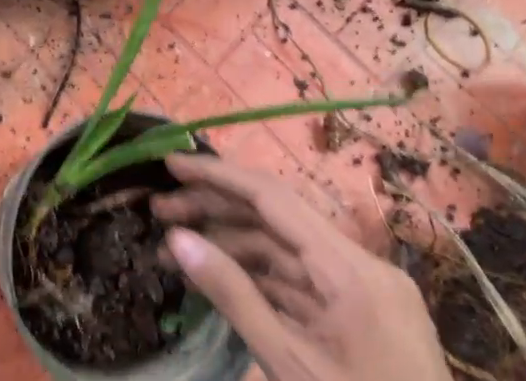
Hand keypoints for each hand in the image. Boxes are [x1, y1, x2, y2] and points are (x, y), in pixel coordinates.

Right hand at [151, 155, 451, 380]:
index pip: (275, 198)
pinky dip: (259, 277)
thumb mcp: (288, 363)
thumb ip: (232, 295)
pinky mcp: (364, 318)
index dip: (218, 175)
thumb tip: (177, 239)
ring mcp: (367, 293)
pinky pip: (303, 283)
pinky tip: (218, 279)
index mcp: (353, 271)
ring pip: (288, 251)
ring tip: (175, 252)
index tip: (170, 165)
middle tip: (158, 212)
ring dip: (231, 246)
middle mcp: (364, 268)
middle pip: (280, 219)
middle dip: (216, 210)